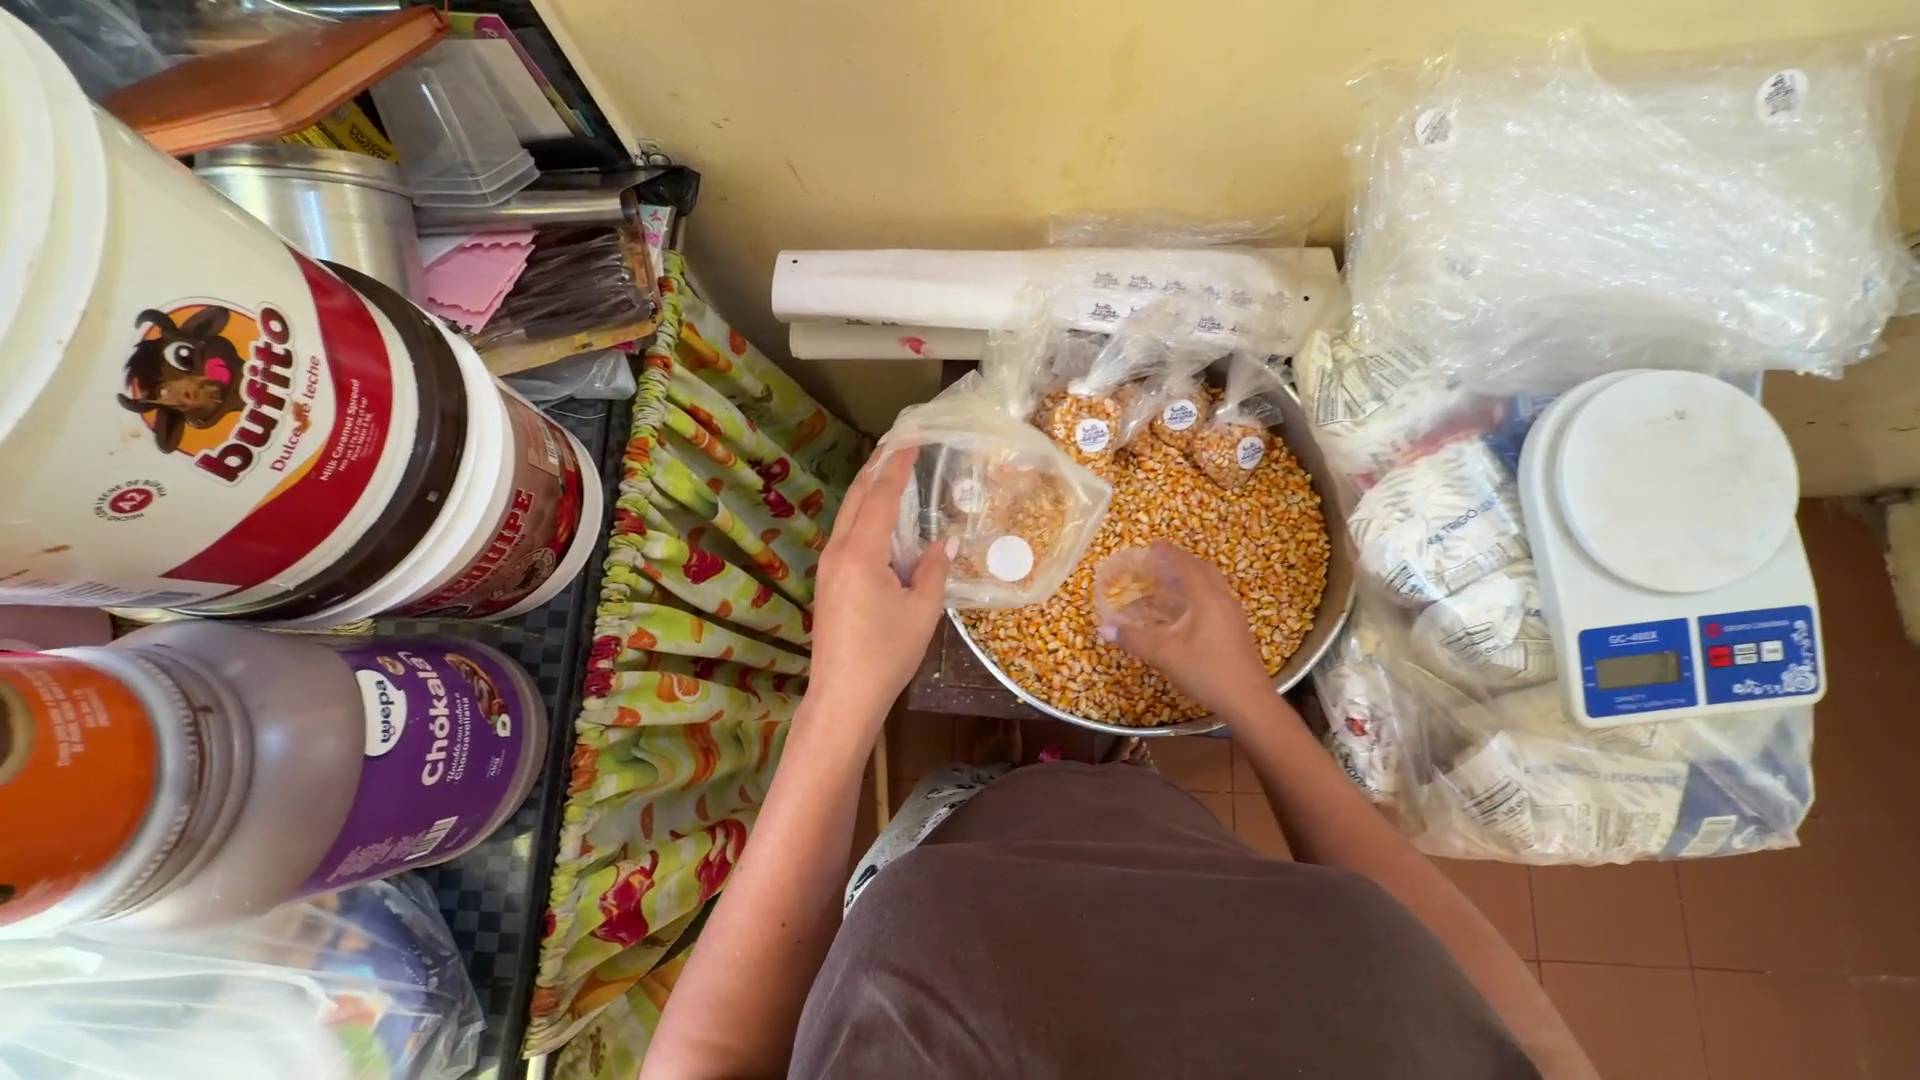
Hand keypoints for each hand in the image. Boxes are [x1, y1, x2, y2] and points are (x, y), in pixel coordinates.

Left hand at [805, 446, 951, 724]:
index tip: (912, 440)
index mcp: (861, 554)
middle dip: (877, 467)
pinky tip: (878, 518)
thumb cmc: (886, 656)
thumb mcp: (921, 612)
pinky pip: (846, 535)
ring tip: (890, 471)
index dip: (897, 466)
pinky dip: (863, 514)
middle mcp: (838, 552)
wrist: (843, 696)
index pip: (880, 497)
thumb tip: (945, 543)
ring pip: (847, 515)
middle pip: (856, 497)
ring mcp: (828, 567)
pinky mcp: (827, 582)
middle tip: (899, 444)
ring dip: (868, 489)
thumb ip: (933, 571)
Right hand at [1101, 541, 1272, 718]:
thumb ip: (1134, 639)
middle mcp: (1223, 600)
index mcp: (1207, 598)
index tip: (1153, 546)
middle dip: (1182, 563)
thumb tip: (1104, 628)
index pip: (1187, 566)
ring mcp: (1233, 617)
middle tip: (1161, 563)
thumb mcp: (1165, 654)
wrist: (1248, 701)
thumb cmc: (1207, 670)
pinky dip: (1198, 595)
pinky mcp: (1235, 632)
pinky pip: (1215, 601)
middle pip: (1204, 571)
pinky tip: (1186, 612)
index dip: (1169, 554)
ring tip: (1170, 583)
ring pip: (1212, 587)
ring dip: (1191, 579)